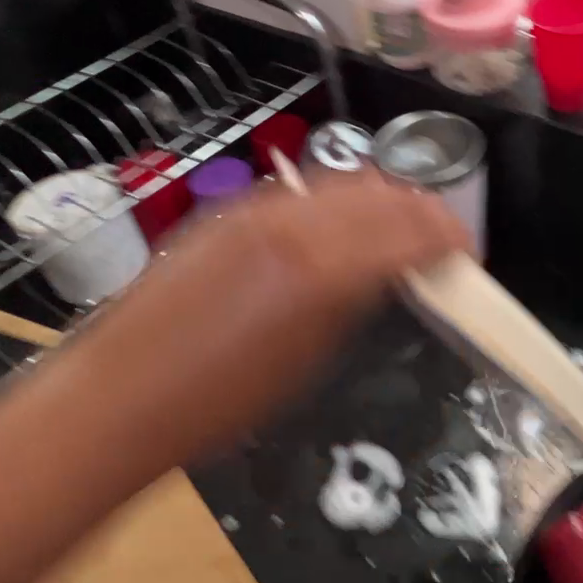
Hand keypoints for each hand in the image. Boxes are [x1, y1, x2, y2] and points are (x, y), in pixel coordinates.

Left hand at [66, 171, 469, 461]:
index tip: (467, 253)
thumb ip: (358, 299)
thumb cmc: (219, 403)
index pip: (412, 230)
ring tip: (398, 226)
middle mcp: (296, 222)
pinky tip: (341, 224)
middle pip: (384, 193)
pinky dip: (339, 199)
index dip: (451, 236)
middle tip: (441, 238)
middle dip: (424, 211)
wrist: (116, 398)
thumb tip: (391, 272)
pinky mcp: (230, 209)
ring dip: (383, 197)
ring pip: (345, 179)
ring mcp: (258, 208)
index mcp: (323, 267)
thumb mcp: (311, 358)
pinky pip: (303, 189)